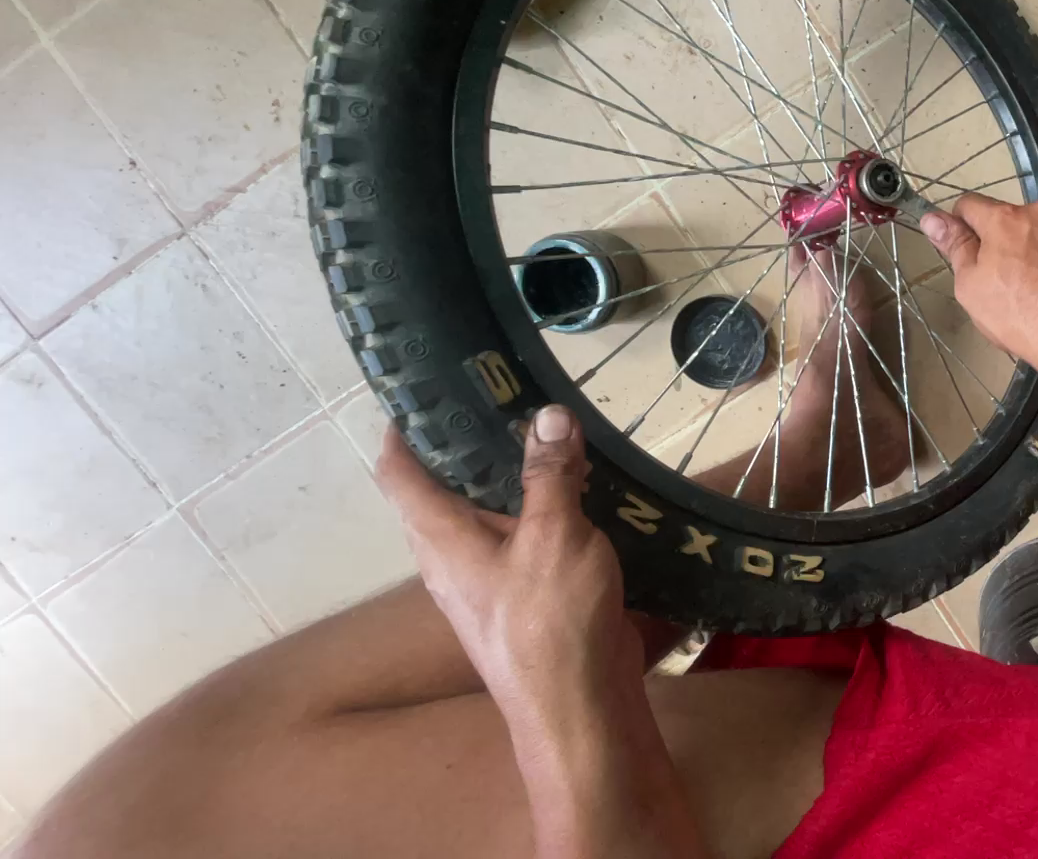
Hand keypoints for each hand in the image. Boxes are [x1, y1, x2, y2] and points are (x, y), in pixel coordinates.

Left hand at [376, 405, 643, 719]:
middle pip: (449, 487)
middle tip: (512, 397)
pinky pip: (530, 532)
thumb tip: (549, 414)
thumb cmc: (551, 615)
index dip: (403, 430)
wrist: (578, 699)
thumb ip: (551, 474)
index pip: (400, 474)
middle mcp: (457, 554)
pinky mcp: (531, 589)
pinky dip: (548, 503)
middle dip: (474, 443)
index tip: (425, 390)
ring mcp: (494, 575)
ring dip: (519, 473)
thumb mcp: (553, 534)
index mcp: (443, 538)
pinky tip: (586, 489)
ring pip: (494, 510)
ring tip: (557, 434)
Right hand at [921, 195, 1037, 375]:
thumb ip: (955, 246)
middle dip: (1003, 241)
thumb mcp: (972, 287)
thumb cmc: (1021, 318)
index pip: (970, 205)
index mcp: (1004, 219)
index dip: (962, 226)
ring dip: (1035, 247)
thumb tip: (932, 219)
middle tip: (1006, 281)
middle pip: (1010, 219)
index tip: (967, 249)